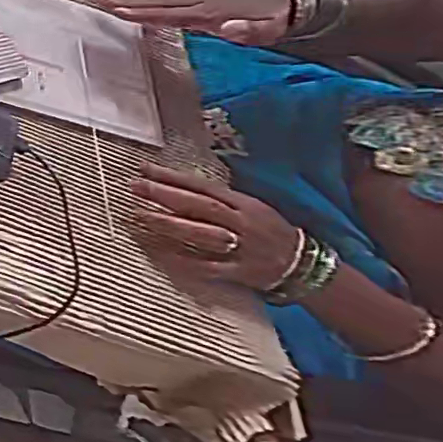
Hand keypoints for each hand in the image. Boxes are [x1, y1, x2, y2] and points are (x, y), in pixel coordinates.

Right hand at [90, 0, 291, 44]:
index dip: (145, 12)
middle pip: (154, 1)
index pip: (169, 13)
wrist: (285, 1)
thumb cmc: (273, 19)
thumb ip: (248, 30)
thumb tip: (226, 28)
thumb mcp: (269, 28)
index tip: (122, 11)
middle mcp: (195, 1)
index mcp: (207, 12)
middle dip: (126, 0)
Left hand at [131, 164, 303, 292]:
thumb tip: (175, 183)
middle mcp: (243, 223)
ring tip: (139, 214)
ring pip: (201, 233)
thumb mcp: (249, 206)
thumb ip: (217, 197)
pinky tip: (160, 253)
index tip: (144, 169)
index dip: (173, 177)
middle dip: (165, 195)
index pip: (203, 186)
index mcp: (245, 204)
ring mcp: (243, 248)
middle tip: (135, 186)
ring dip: (168, 224)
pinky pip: (208, 267)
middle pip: (200, 206)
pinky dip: (184, 261)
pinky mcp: (241, 272)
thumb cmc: (269, 230)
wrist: (306, 267)